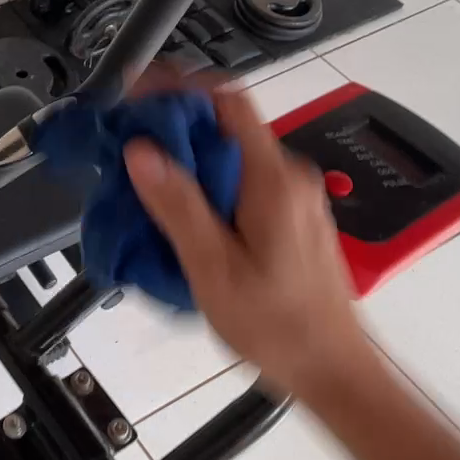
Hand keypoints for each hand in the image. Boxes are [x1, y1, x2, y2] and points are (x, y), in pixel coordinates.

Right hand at [122, 85, 374, 401]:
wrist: (334, 371)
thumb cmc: (278, 326)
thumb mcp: (213, 267)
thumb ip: (178, 205)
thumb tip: (142, 152)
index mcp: (272, 180)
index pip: (227, 102)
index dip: (179, 89)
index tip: (136, 97)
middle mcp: (288, 179)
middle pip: (224, 129)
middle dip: (172, 131)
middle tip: (126, 149)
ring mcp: (292, 198)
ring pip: (229, 158)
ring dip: (185, 162)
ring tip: (142, 185)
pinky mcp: (288, 219)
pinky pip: (239, 183)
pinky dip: (204, 186)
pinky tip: (177, 217)